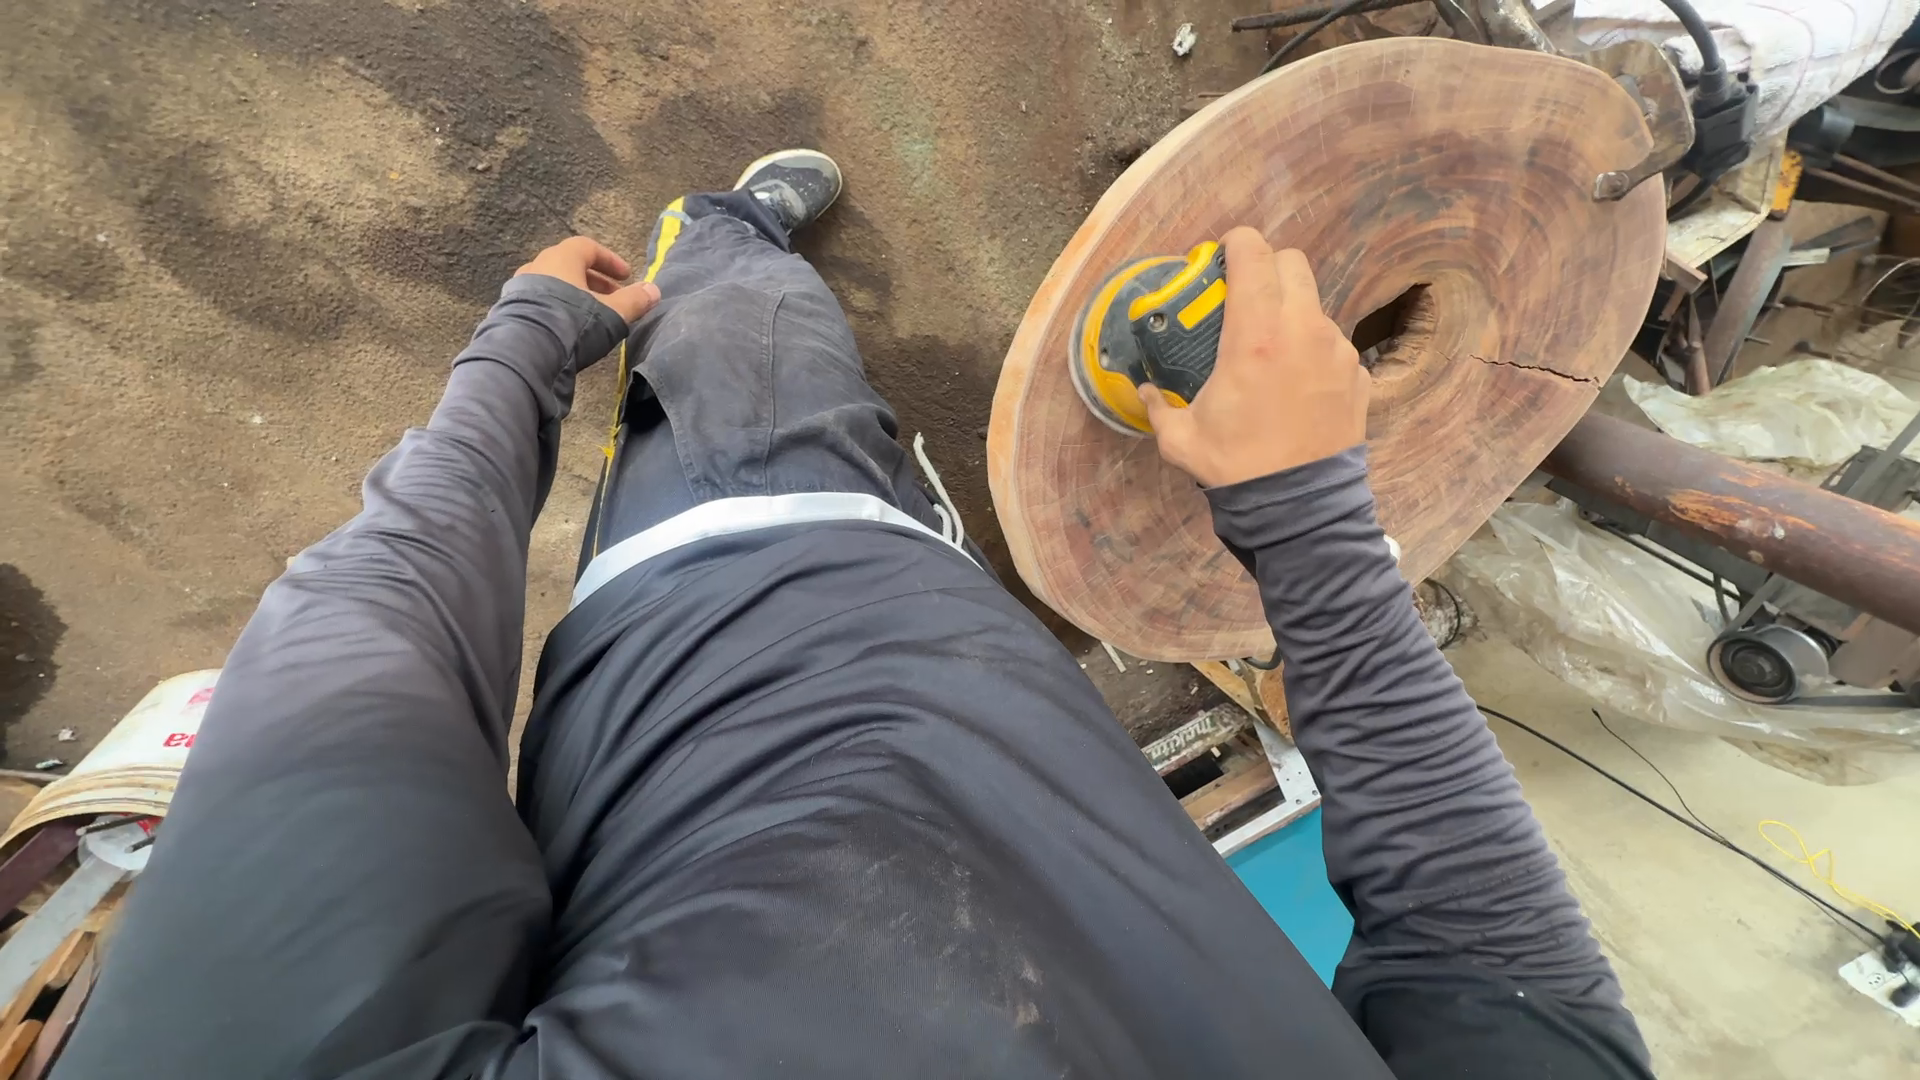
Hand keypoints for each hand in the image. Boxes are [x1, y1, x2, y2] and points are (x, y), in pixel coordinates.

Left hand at [515, 236, 660, 322]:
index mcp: (562, 259)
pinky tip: (571, 327)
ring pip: (555, 284)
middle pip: (570, 265)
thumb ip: (634, 300)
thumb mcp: (614, 313)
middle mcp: (538, 267)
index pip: (587, 248)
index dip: (610, 260)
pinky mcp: (513, 310)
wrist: (529, 348)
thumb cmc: (575, 322)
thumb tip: (654, 290)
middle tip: (614, 298)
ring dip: (577, 295)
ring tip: (594, 315)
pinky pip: (542, 301)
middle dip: (596, 281)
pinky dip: (561, 308)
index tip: (626, 277)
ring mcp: (521, 288)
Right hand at [1139, 227, 1367, 486]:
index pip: (1254, 257)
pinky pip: (1333, 343)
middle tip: (1245, 294)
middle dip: (1267, 268)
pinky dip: (1313, 349)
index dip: (1237, 242)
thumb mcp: (1180, 438)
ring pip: (1314, 305)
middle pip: (1293, 263)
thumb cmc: (1235, 465)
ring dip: (1290, 312)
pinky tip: (1296, 383)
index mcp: (1254, 337)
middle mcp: (1302, 331)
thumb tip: (1145, 391)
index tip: (1223, 251)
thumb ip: (1158, 406)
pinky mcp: (1358, 373)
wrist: (1297, 504)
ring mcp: (1337, 350)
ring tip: (1270, 350)